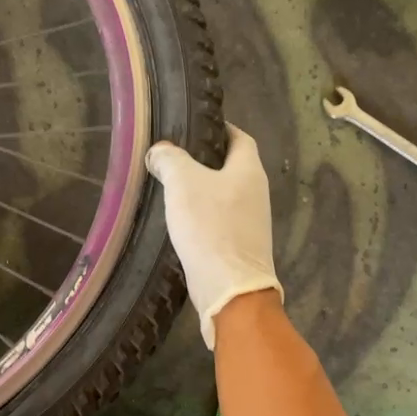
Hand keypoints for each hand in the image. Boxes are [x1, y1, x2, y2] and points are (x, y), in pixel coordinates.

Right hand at [145, 126, 280, 348]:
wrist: (229, 287)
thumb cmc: (210, 227)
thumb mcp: (183, 184)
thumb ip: (170, 160)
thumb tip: (160, 150)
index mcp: (249, 171)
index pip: (240, 138)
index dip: (221, 130)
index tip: (197, 128)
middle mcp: (256, 193)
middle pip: (233, 168)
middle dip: (208, 162)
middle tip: (175, 158)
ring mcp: (251, 223)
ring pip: (226, 196)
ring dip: (204, 191)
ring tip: (173, 189)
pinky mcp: (240, 248)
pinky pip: (221, 222)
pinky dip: (204, 216)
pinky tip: (182, 222)